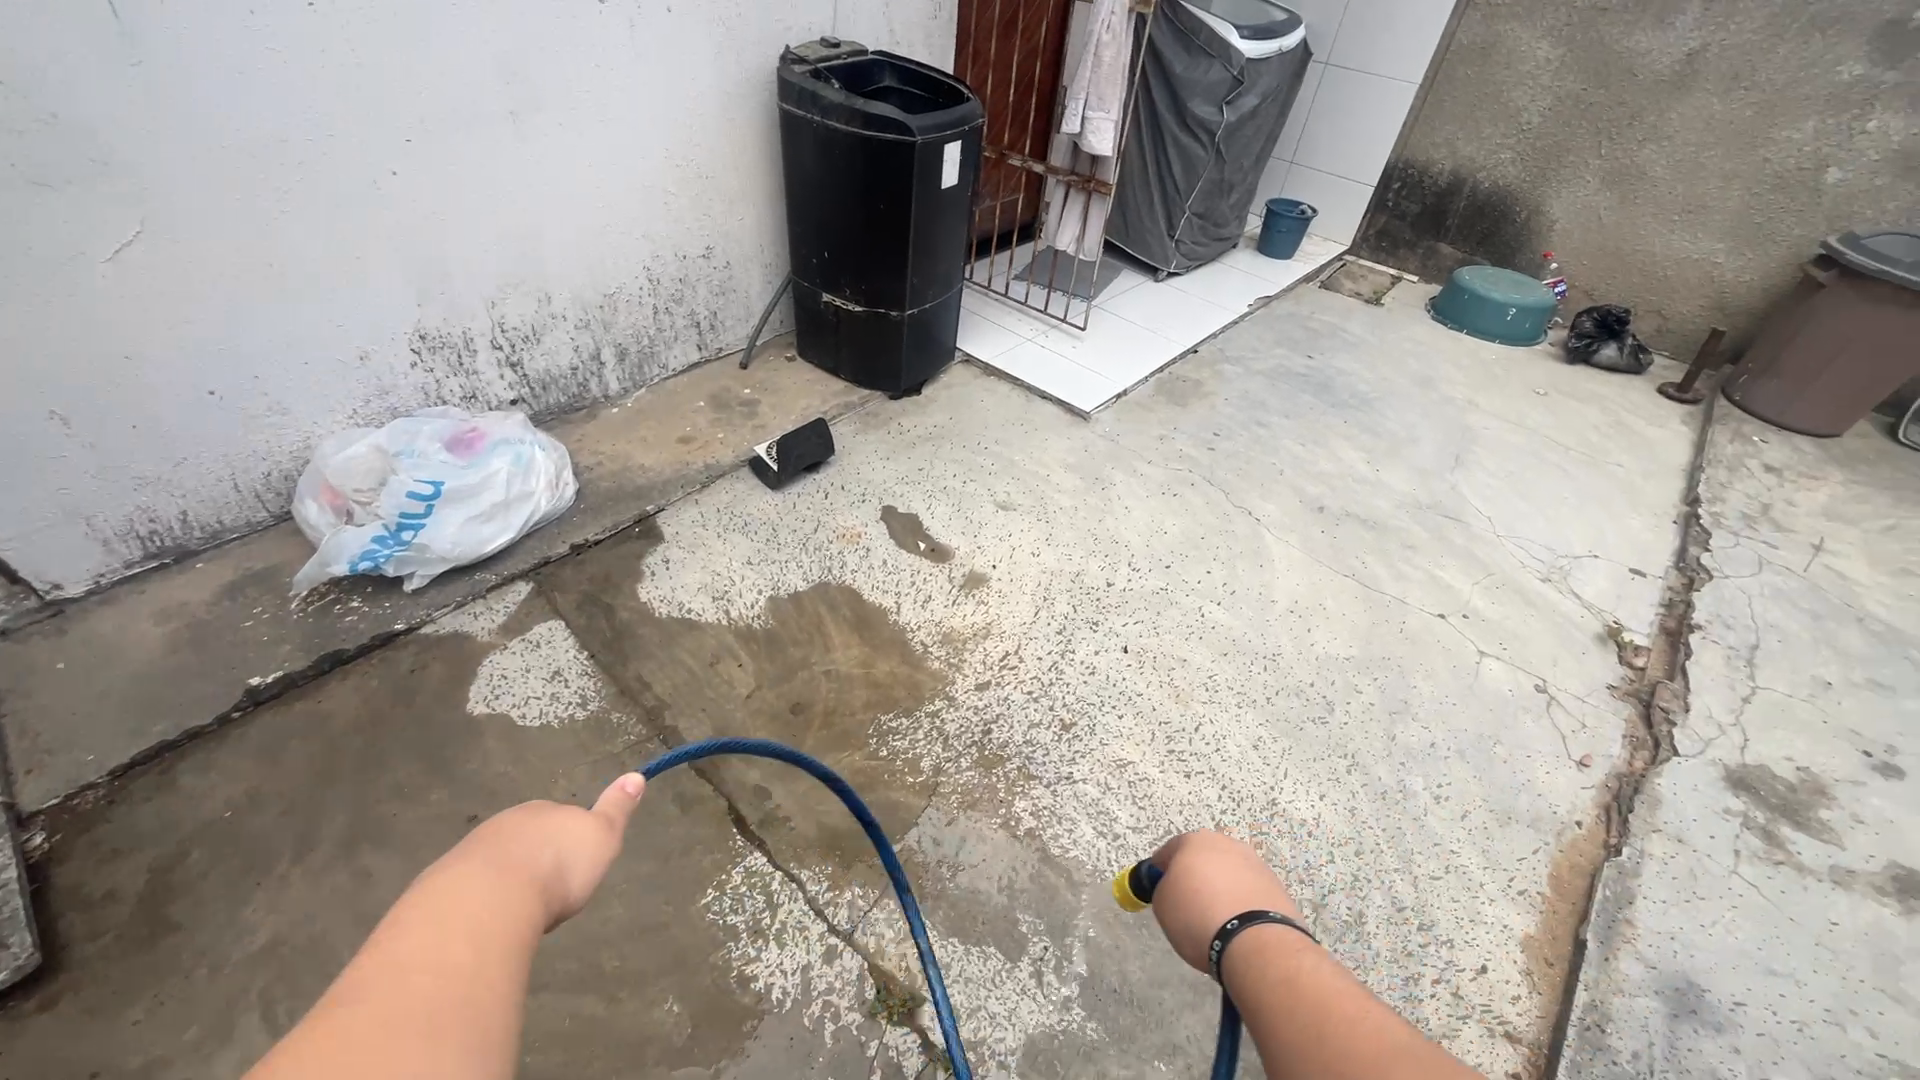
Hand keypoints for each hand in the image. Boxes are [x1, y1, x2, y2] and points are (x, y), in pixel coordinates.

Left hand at [441, 773, 646, 930]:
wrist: (488, 899)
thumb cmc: (557, 867)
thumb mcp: (602, 836)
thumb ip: (617, 808)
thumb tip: (636, 775)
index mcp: (546, 811)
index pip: (560, 818)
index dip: (569, 841)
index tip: (575, 867)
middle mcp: (508, 823)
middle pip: (527, 839)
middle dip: (537, 859)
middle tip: (550, 892)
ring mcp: (473, 851)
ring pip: (497, 862)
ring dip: (508, 880)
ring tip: (522, 912)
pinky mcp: (445, 883)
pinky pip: (470, 888)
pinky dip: (482, 900)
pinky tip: (492, 921)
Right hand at [1148, 830, 1304, 972]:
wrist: (1255, 942)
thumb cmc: (1198, 917)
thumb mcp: (1162, 906)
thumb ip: (1164, 889)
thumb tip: (1175, 890)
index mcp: (1193, 841)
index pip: (1168, 852)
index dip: (1160, 872)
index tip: (1159, 891)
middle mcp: (1226, 844)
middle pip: (1203, 859)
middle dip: (1195, 877)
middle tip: (1189, 905)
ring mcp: (1255, 863)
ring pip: (1229, 874)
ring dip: (1221, 889)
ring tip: (1217, 920)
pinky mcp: (1276, 886)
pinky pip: (1249, 892)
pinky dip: (1242, 903)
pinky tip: (1238, 926)